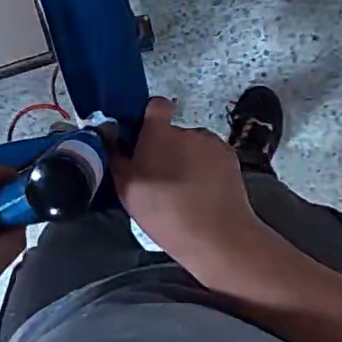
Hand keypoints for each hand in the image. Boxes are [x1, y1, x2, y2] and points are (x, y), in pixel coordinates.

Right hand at [111, 97, 293, 287]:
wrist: (216, 235)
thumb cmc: (162, 210)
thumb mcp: (125, 187)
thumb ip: (116, 156)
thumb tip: (109, 136)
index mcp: (159, 133)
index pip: (156, 105)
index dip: (151, 115)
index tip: (145, 135)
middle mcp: (188, 131)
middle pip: (174, 132)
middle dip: (167, 147)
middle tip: (161, 175)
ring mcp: (213, 144)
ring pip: (194, 145)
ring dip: (188, 157)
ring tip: (185, 188)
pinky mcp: (232, 158)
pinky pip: (212, 156)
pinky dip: (207, 167)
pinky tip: (204, 191)